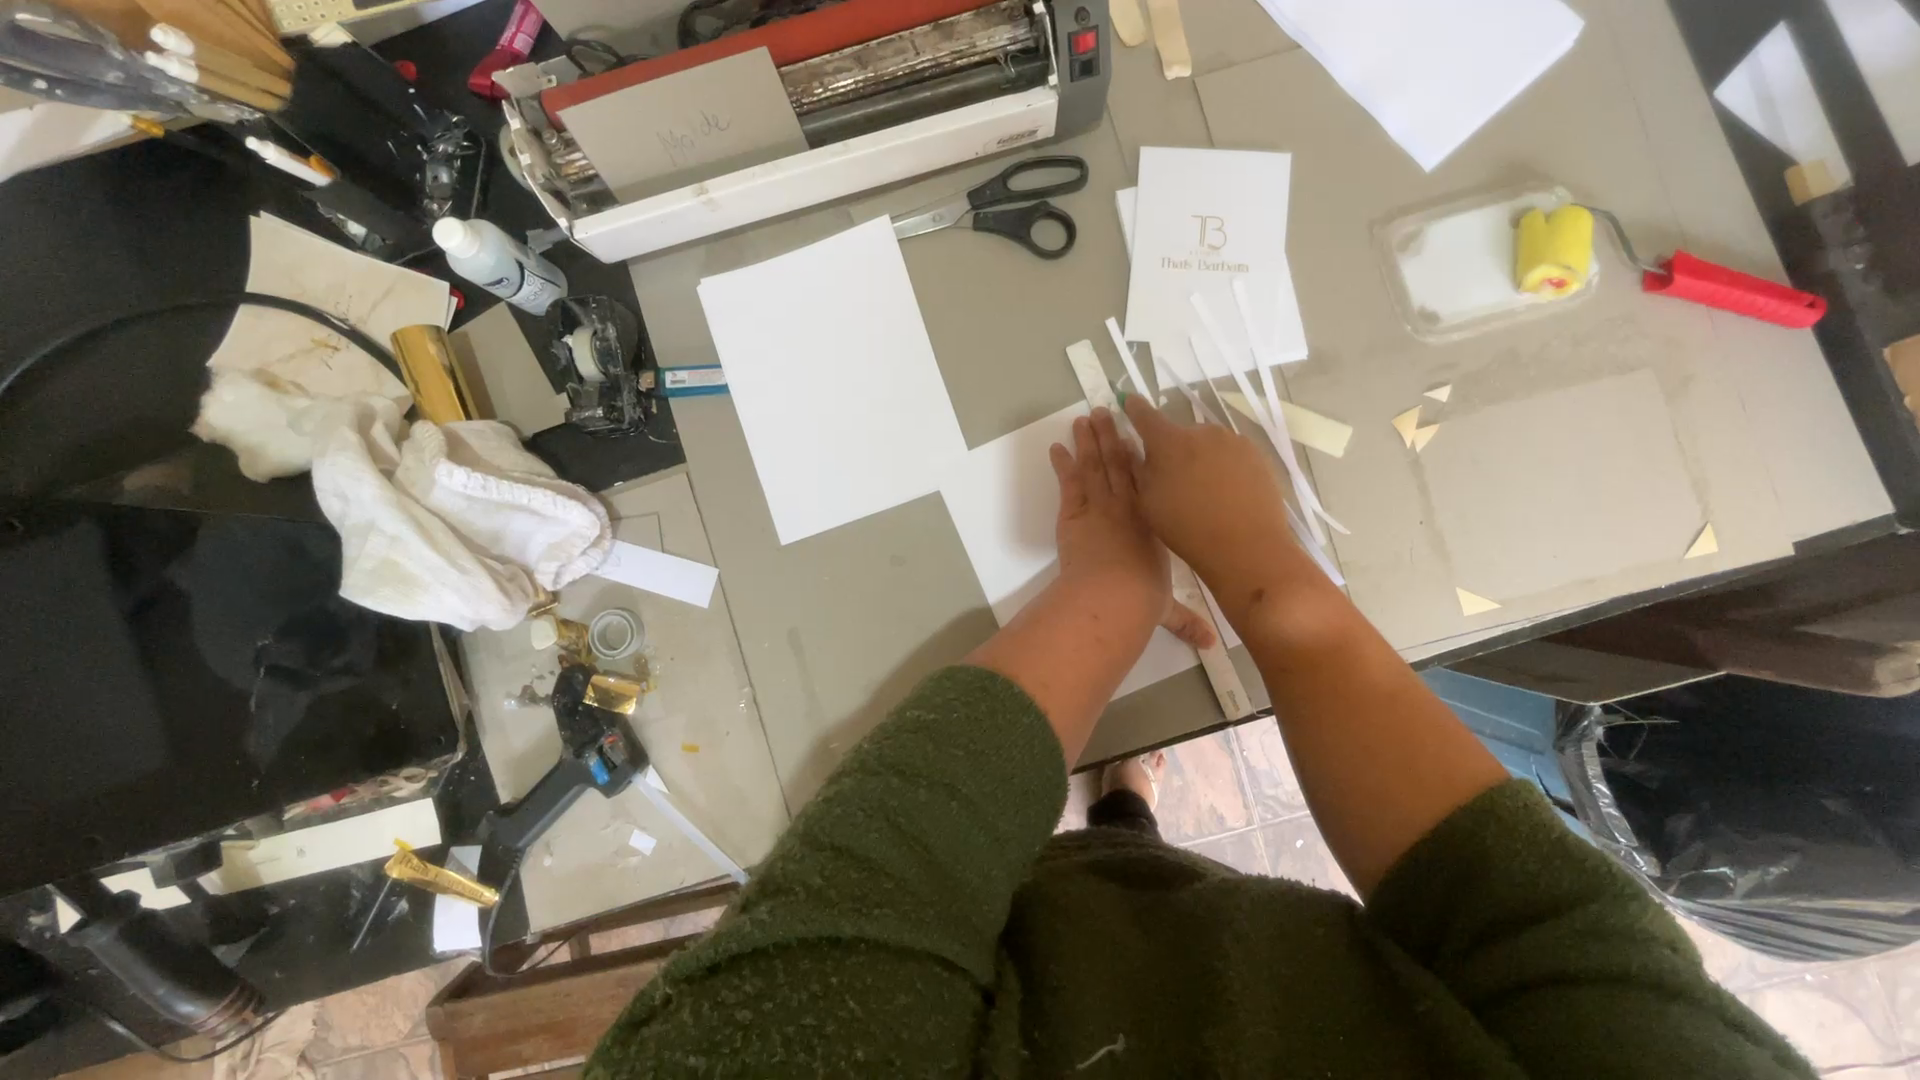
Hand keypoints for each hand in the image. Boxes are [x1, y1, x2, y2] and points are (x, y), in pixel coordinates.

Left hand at [1051, 408, 1215, 649]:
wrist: (1115, 594)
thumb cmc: (1144, 598)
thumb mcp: (1166, 610)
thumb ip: (1185, 621)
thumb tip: (1210, 645)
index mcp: (1155, 525)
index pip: (1149, 486)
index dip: (1143, 461)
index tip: (1140, 440)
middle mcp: (1129, 508)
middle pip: (1120, 464)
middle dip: (1113, 436)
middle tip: (1106, 411)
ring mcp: (1101, 506)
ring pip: (1095, 466)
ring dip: (1089, 441)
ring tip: (1085, 418)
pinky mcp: (1074, 513)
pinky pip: (1069, 482)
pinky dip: (1063, 463)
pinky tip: (1058, 446)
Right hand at [1122, 394, 1293, 594]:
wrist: (1247, 547)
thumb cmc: (1187, 529)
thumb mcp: (1148, 504)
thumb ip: (1141, 472)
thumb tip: (1140, 452)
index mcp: (1169, 442)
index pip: (1145, 416)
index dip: (1135, 409)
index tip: (1129, 400)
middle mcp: (1202, 431)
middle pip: (1180, 436)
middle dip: (1174, 452)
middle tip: (1175, 483)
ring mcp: (1233, 441)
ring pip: (1207, 446)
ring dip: (1201, 460)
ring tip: (1206, 494)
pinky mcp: (1257, 454)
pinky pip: (1231, 455)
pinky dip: (1225, 468)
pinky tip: (1227, 495)